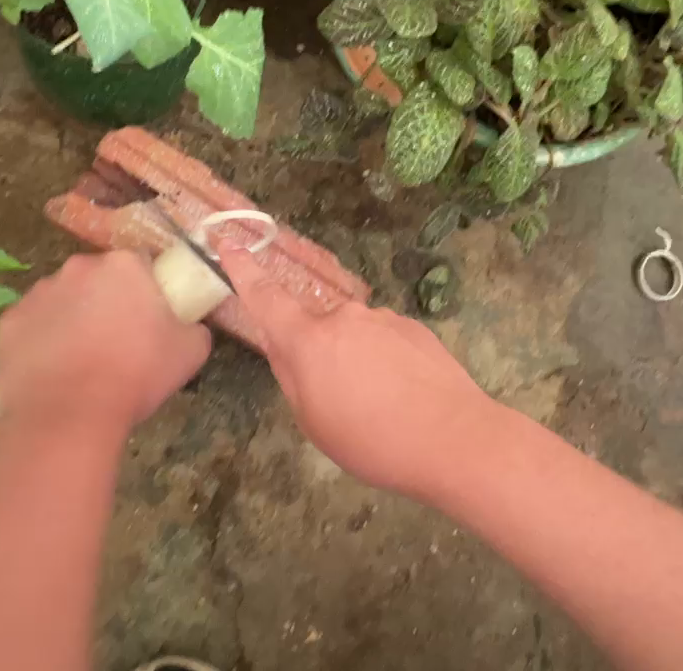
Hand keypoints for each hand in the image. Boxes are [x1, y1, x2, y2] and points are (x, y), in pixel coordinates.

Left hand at [0, 251, 211, 440]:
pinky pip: (34, 323)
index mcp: (125, 265)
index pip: (142, 263)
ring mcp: (38, 293)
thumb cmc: (136, 375)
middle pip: (99, 276)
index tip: (150, 317)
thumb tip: (188, 325)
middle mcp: (79, 268)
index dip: (148, 288)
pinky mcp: (9, 322)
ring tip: (84, 358)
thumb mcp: (192, 351)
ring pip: (64, 297)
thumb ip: (195, 326)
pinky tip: (55, 369)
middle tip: (119, 338)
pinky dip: (43, 339)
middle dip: (108, 298)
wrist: (66, 418)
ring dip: (75, 316)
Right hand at [215, 241, 502, 499]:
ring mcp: (384, 317)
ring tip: (381, 407)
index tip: (229, 242)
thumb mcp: (313, 420)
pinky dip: (386, 363)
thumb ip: (292, 376)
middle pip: (317, 329)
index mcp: (310, 340)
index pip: (266, 297)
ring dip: (357, 362)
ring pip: (354, 337)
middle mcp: (345, 316)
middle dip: (320, 356)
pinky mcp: (414, 326)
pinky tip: (405, 396)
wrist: (453, 435)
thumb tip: (286, 347)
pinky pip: (385, 340)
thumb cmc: (372, 441)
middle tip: (340, 402)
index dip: (243, 270)